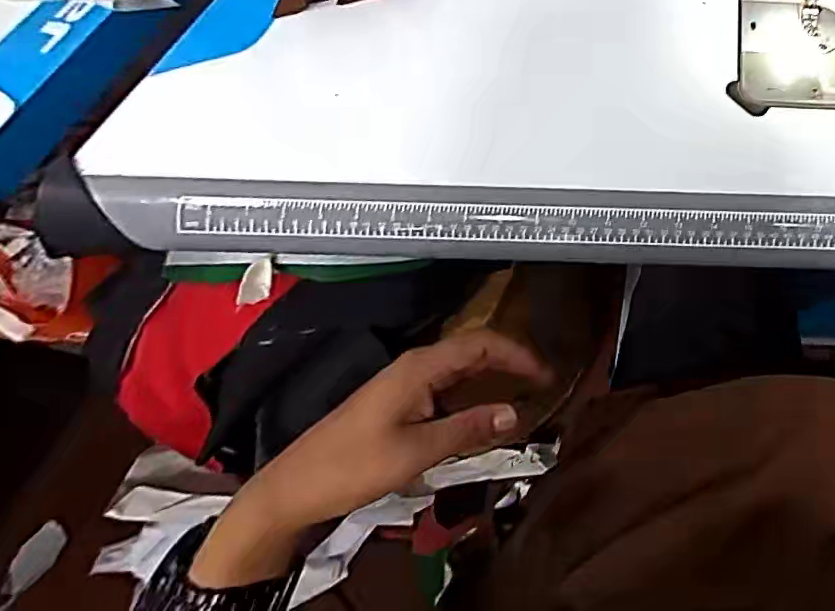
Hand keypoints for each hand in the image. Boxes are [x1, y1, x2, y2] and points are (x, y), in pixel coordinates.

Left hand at [190, 331, 550, 586]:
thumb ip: (468, 428)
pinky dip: (475, 391)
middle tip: (542, 381)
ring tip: (522, 392)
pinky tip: (484, 410)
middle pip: (475, 349)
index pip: (483, 344)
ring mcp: (407, 380)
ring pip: (463, 366)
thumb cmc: (351, 466)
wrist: (289, 491)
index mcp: (422, 366)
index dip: (518, 354)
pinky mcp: (400, 398)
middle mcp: (418, 364)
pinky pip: (449, 384)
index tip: (546, 373)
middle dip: (512, 360)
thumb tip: (515, 411)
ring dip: (494, 375)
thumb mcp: (415, 452)